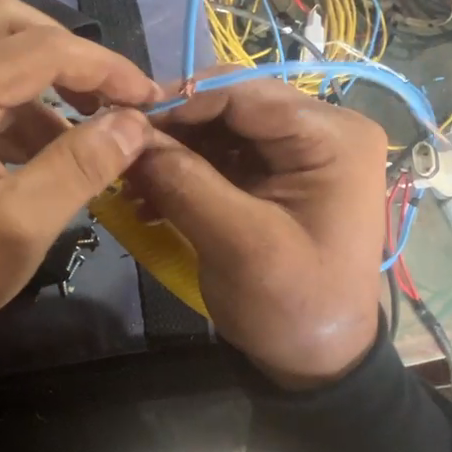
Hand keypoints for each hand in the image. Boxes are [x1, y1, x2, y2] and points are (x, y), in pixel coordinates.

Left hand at [0, 0, 164, 343]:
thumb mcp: (22, 225)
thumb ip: (81, 164)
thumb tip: (133, 121)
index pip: (42, 48)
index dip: (104, 67)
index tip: (148, 99)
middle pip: (8, 23)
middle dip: (68, 52)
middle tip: (110, 97)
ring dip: (44, 77)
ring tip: (90, 131)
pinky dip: (17, 101)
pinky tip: (49, 147)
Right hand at [128, 78, 387, 388]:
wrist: (319, 358)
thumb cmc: (292, 303)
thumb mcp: (238, 244)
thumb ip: (185, 182)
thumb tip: (129, 136)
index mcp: (331, 136)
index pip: (241, 93)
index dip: (177, 103)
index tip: (121, 128)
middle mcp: (319, 129)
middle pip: (227, 104)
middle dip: (170, 129)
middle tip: (120, 156)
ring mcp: (297, 151)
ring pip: (216, 126)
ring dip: (170, 151)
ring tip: (130, 185)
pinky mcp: (274, 173)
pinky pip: (217, 153)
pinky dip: (180, 170)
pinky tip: (149, 199)